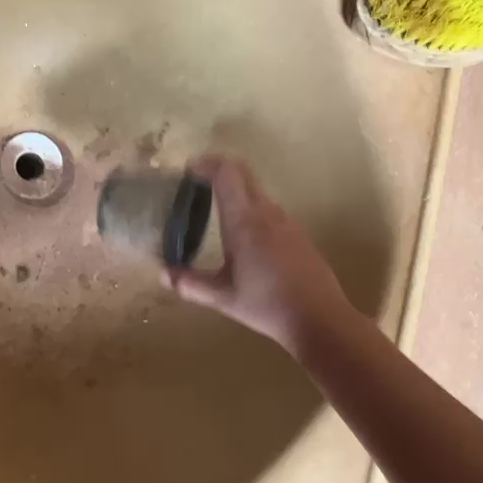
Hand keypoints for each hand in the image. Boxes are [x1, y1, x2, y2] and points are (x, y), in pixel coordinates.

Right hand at [164, 155, 356, 353]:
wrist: (319, 317)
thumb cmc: (266, 305)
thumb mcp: (223, 298)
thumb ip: (190, 284)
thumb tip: (163, 274)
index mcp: (245, 222)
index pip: (227, 174)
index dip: (207, 164)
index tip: (190, 170)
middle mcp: (267, 213)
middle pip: (244, 174)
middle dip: (220, 172)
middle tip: (198, 185)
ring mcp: (287, 222)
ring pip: (258, 193)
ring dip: (237, 192)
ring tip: (217, 213)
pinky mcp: (298, 234)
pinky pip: (270, 211)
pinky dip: (251, 210)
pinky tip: (245, 239)